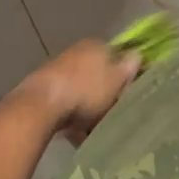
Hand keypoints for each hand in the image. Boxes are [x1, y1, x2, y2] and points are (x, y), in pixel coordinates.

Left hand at [18, 41, 141, 145]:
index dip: (124, 74)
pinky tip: (75, 134)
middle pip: (98, 73)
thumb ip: (128, 68)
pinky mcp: (45, 87)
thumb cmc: (86, 90)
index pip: (116, 55)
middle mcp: (77, 52)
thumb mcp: (116, 80)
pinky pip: (66, 102)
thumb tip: (137, 55)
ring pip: (82, 89)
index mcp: (96, 45)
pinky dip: (72, 116)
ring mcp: (59, 69)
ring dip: (88, 108)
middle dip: (105, 93)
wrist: (42, 104)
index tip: (129, 94)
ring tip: (93, 131)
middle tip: (112, 114)